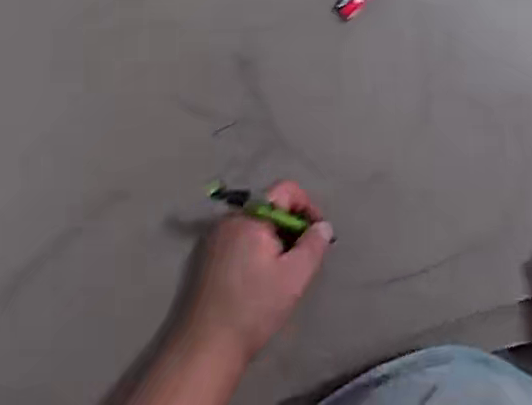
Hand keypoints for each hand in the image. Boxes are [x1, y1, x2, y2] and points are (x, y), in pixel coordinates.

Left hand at [177, 180, 333, 360]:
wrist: (208, 342)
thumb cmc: (255, 307)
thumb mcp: (293, 278)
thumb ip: (312, 247)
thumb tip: (323, 226)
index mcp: (251, 216)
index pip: (285, 190)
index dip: (307, 206)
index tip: (317, 234)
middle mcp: (230, 218)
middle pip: (270, 208)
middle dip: (291, 227)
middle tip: (302, 258)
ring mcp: (215, 234)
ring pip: (254, 225)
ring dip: (273, 239)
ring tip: (282, 272)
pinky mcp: (207, 253)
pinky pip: (239, 238)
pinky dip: (255, 248)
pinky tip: (258, 279)